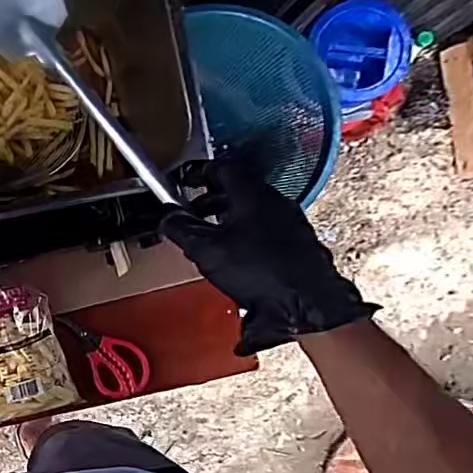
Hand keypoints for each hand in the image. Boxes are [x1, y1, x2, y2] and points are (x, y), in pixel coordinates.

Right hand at [160, 160, 376, 354]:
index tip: (184, 180)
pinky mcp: (294, 244)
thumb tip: (167, 217)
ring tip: (206, 234)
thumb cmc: (261, 271)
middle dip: (208, 199)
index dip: (199, 172)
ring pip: (250, 210)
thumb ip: (181, 229)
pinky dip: (241, 233)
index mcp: (253, 196)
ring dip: (224, 217)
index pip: (224, 169)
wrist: (305, 303)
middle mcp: (275, 203)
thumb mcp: (206, 249)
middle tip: (189, 210)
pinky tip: (230, 253)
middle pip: (237, 190)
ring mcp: (288, 224)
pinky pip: (262, 229)